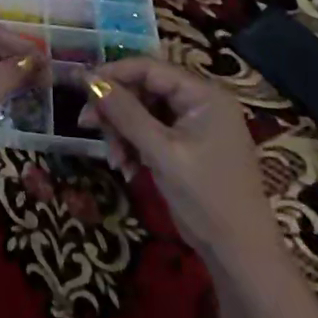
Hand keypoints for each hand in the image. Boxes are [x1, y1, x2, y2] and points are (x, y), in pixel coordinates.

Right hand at [78, 55, 281, 271]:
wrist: (237, 248)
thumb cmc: (205, 194)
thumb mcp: (160, 150)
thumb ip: (124, 112)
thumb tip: (88, 79)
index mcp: (204, 96)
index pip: (149, 68)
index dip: (113, 74)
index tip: (80, 87)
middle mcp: (199, 103)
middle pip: (143, 90)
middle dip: (115, 109)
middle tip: (86, 125)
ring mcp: (192, 126)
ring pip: (141, 112)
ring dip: (121, 132)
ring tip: (114, 158)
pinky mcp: (184, 146)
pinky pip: (148, 133)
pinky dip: (132, 146)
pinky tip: (126, 168)